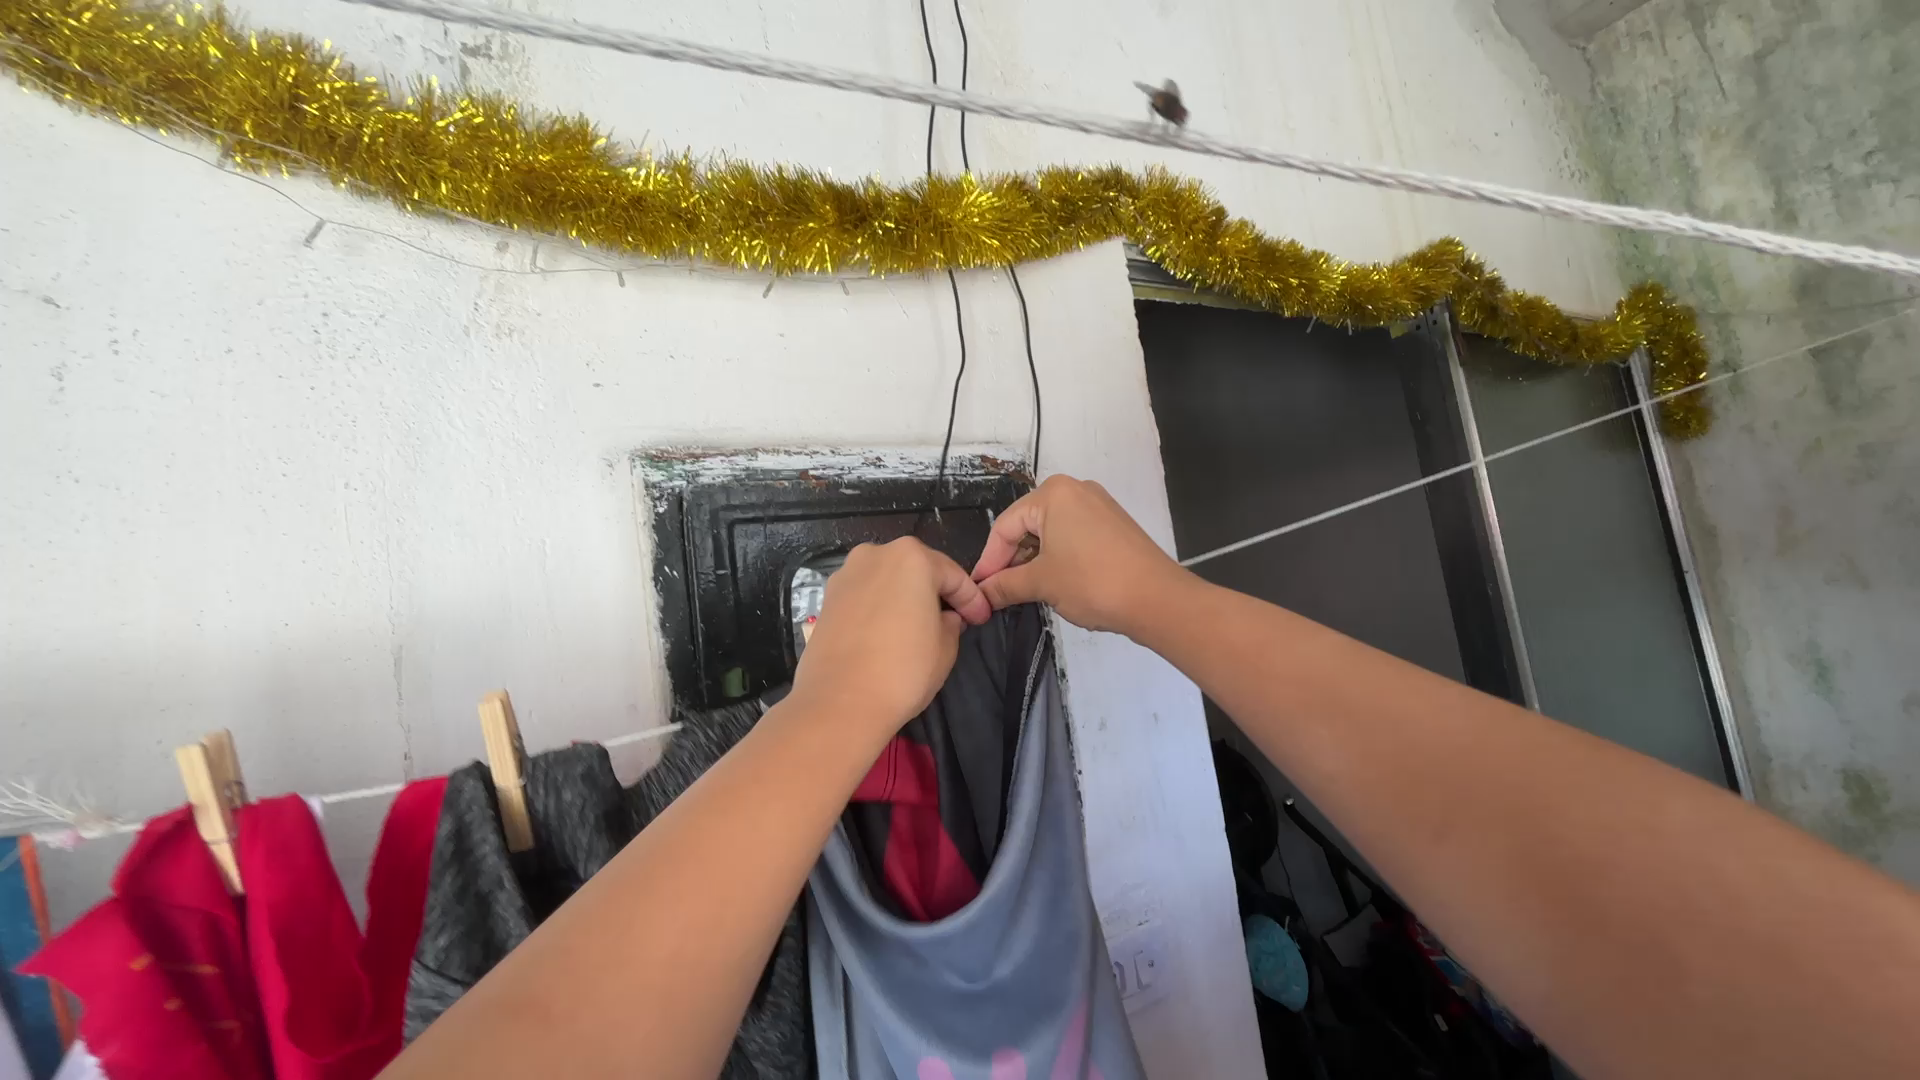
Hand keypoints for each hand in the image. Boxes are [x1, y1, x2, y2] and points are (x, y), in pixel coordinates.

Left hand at [789, 537, 992, 736]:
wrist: (840, 703)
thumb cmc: (903, 670)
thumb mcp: (946, 647)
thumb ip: (952, 623)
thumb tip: (947, 617)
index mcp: (911, 557)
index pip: (953, 576)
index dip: (972, 600)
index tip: (982, 619)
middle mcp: (875, 554)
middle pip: (916, 570)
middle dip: (936, 592)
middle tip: (954, 619)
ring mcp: (846, 574)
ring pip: (887, 580)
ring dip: (905, 597)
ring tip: (918, 625)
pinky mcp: (826, 598)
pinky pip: (864, 596)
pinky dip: (879, 607)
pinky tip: (887, 631)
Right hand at [971, 475, 1194, 636]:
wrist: (1156, 598)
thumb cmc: (1091, 583)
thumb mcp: (1041, 584)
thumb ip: (1005, 585)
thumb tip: (981, 594)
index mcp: (1052, 493)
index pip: (1005, 526)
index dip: (989, 561)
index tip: (979, 589)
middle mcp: (1075, 489)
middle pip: (1027, 525)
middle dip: (1012, 559)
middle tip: (999, 591)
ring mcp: (1098, 504)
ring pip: (1051, 531)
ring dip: (1034, 560)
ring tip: (1025, 590)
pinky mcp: (1113, 523)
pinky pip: (1073, 535)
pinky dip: (1058, 556)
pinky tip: (1055, 582)